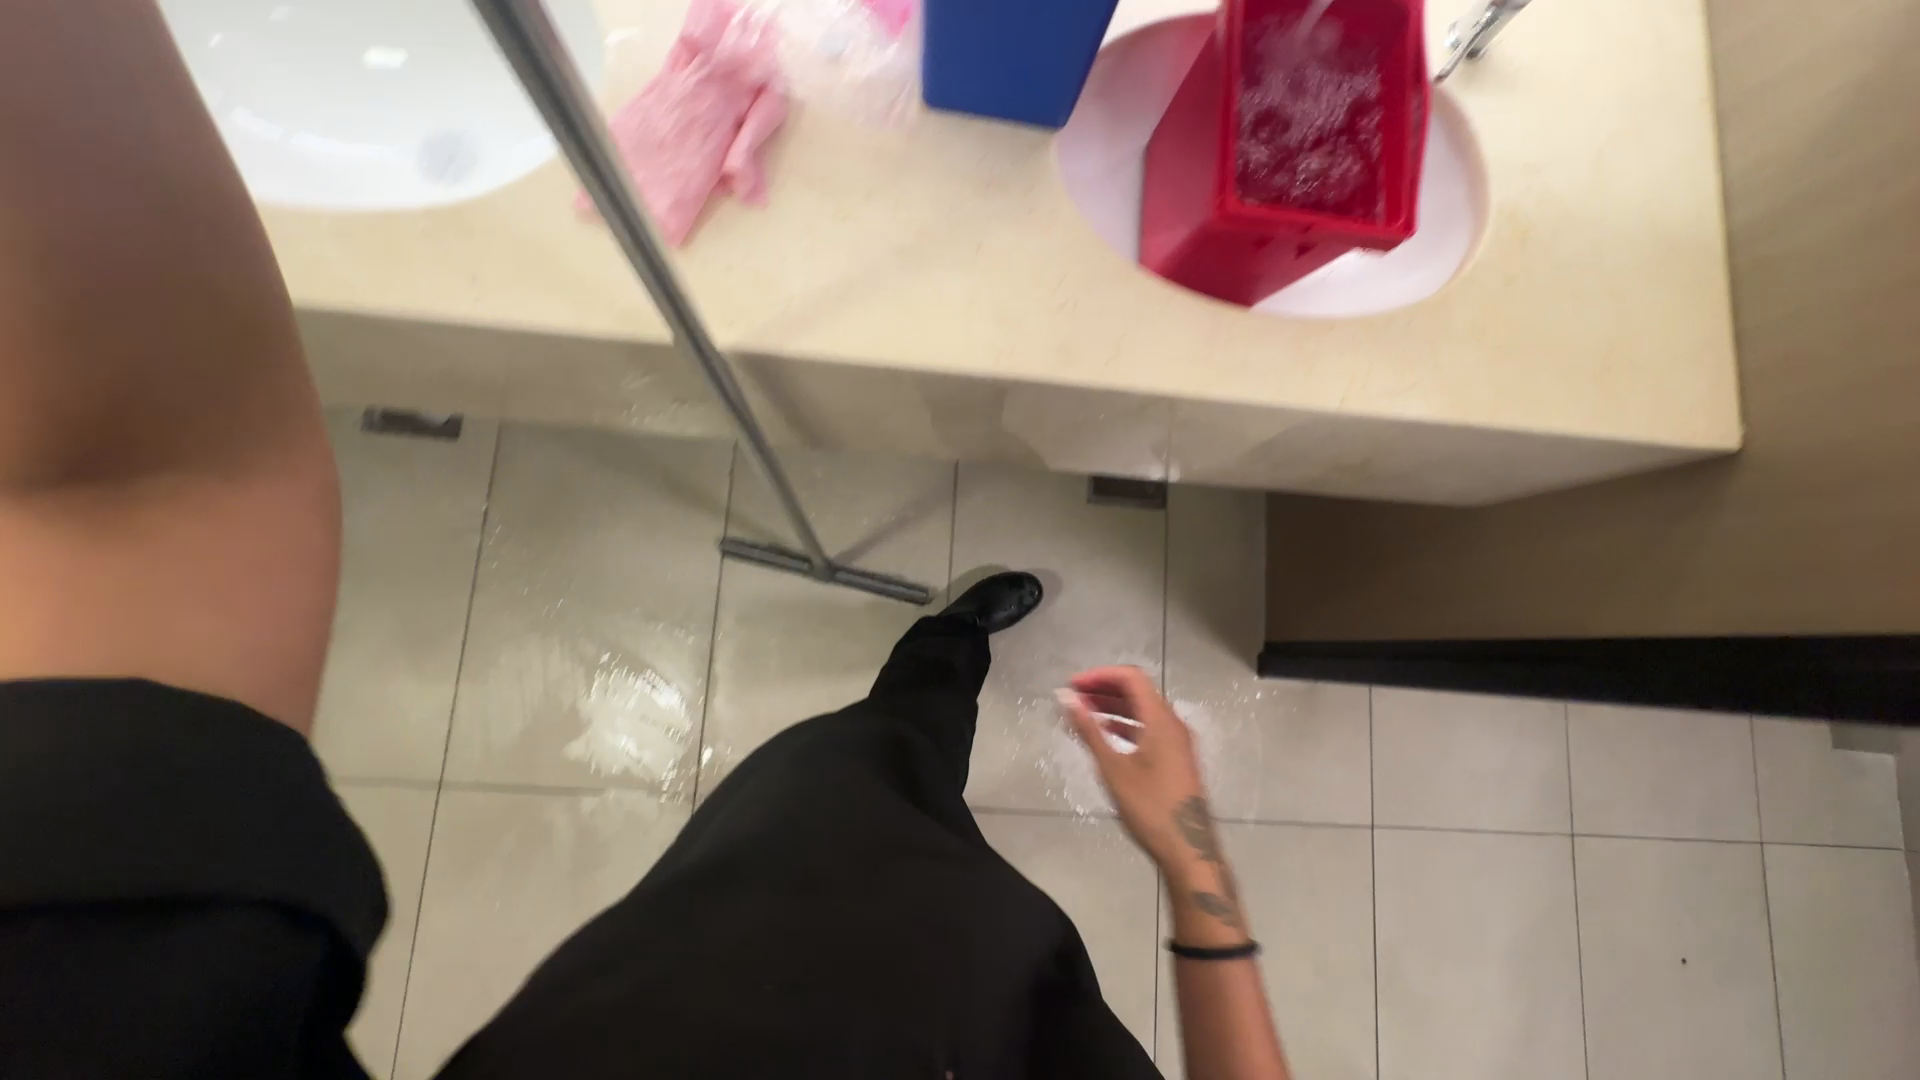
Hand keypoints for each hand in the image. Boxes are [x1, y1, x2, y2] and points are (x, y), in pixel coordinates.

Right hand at [1059, 666, 1214, 875]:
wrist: (1189, 849)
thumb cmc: (1149, 807)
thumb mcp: (1112, 768)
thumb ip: (1088, 730)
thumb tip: (1066, 698)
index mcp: (1161, 719)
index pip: (1131, 677)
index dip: (1100, 675)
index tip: (1073, 686)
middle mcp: (1172, 723)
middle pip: (1137, 691)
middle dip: (1104, 689)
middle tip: (1074, 698)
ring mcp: (1177, 741)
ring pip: (1143, 710)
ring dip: (1113, 707)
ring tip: (1083, 714)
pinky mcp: (1176, 758)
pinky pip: (1148, 728)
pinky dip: (1125, 724)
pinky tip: (1106, 735)